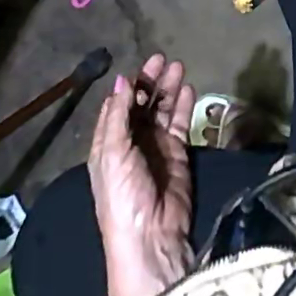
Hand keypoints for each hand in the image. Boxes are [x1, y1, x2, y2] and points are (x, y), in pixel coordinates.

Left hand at [90, 54, 195, 295]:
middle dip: (150, 81)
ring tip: (178, 66)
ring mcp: (155, 147)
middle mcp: (130, 141)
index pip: (117, 105)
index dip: (128, 86)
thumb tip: (122, 79)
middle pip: (141, 103)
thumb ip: (118, 114)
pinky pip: (179, 123)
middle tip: (162, 58)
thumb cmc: (123, 194)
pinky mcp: (177, 154)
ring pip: (161, 109)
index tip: (140, 69)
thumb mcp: (112, 152)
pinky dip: (182, 105)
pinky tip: (187, 88)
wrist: (152, 238)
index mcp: (107, 141)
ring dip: (168, 88)